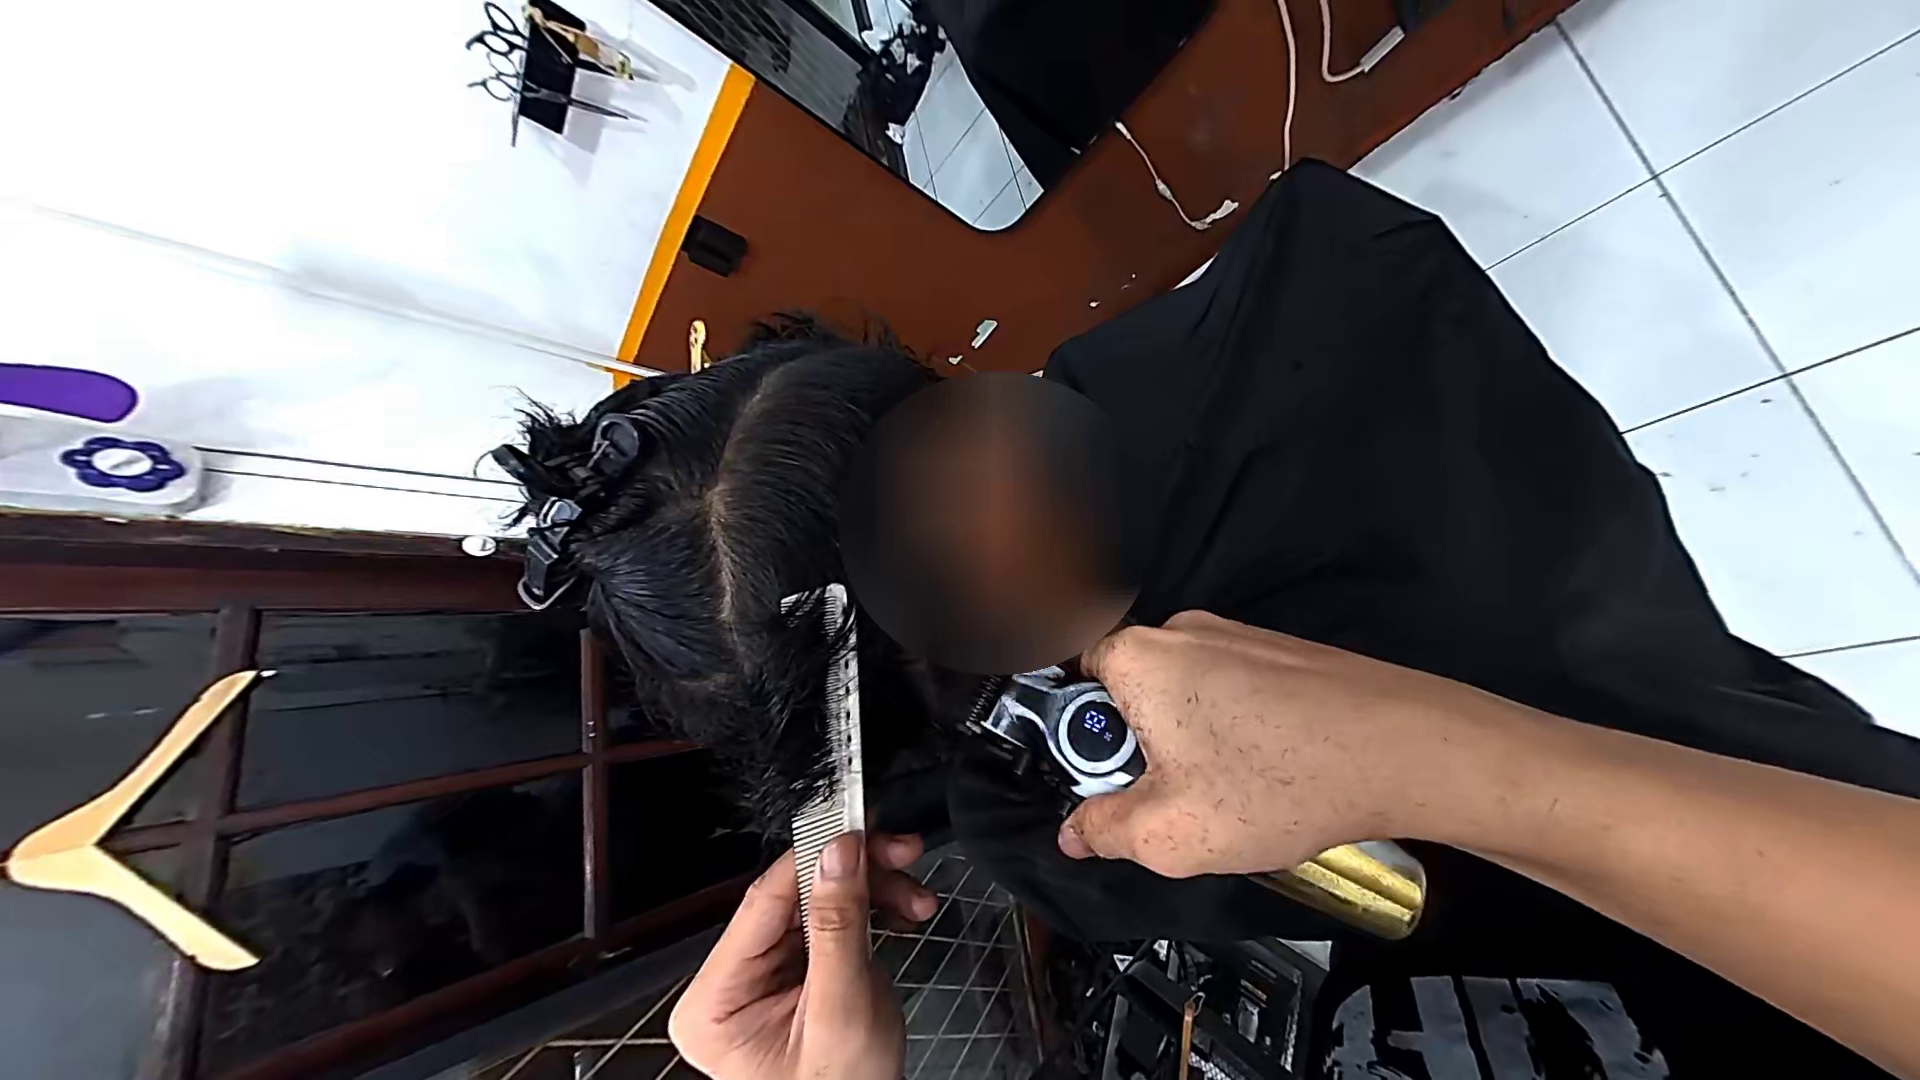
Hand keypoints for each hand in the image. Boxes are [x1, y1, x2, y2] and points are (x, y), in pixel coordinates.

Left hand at [670, 831, 937, 1079]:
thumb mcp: (841, 1013)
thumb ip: (839, 927)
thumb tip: (839, 850)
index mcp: (719, 996)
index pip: (767, 898)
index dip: (817, 855)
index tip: (860, 827)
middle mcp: (739, 975)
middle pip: (802, 890)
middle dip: (861, 872)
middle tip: (902, 852)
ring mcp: (773, 967)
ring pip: (826, 893)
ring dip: (878, 887)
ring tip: (915, 896)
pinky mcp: (806, 961)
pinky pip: (840, 912)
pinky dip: (878, 905)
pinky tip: (905, 910)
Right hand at [1057, 611, 1528, 877]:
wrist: (1405, 747)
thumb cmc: (1274, 782)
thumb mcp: (1172, 831)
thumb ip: (1105, 830)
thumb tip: (1073, 832)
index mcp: (1136, 655)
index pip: (1071, 676)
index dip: (1079, 730)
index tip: (1108, 770)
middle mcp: (1175, 627)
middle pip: (1122, 681)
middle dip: (1131, 735)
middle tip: (1164, 784)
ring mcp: (1228, 628)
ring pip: (1172, 683)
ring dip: (1177, 727)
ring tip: (1220, 776)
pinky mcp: (1268, 643)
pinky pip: (1216, 678)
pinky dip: (1219, 714)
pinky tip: (1259, 755)